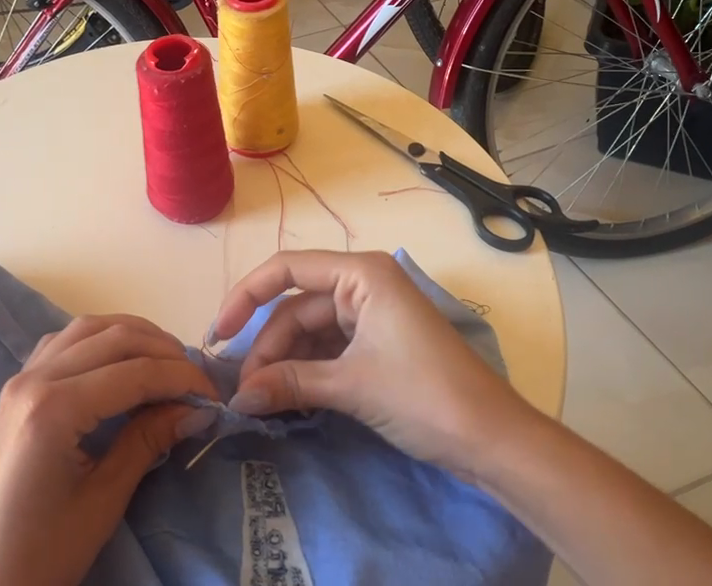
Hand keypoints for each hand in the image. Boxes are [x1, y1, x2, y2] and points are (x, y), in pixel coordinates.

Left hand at [0, 314, 218, 585]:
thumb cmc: (42, 553)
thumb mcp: (103, 501)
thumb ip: (148, 440)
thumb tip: (197, 408)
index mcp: (53, 408)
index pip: (134, 371)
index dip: (181, 378)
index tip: (215, 396)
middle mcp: (34, 378)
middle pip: (113, 337)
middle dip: (164, 351)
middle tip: (199, 379)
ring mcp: (20, 378)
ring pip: (87, 328)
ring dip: (134, 336)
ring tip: (170, 363)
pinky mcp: (16, 388)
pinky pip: (64, 343)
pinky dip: (101, 340)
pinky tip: (122, 362)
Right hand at [208, 250, 531, 483]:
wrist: (493, 441)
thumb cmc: (425, 394)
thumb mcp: (351, 385)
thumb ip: (289, 384)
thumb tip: (236, 398)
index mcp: (361, 274)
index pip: (287, 269)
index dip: (246, 297)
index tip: (218, 336)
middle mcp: (363, 285)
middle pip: (296, 307)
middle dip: (268, 348)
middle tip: (244, 393)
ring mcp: (371, 316)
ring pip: (309, 332)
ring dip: (284, 364)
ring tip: (261, 401)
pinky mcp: (376, 346)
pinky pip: (327, 351)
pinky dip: (306, 373)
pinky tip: (287, 399)